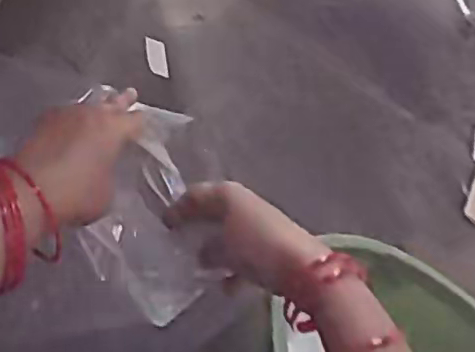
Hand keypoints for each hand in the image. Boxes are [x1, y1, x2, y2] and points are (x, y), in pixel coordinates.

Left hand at [12, 90, 143, 227]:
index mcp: (111, 129)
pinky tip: (77, 118)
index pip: (133, 121)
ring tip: (104, 104)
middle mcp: (89, 114)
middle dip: (121, 100)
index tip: (147, 118)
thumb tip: (105, 161)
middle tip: (131, 93)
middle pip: (109, 104)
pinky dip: (76, 115)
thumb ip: (111, 168)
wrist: (32, 185)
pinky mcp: (46, 118)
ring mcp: (65, 113)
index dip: (141, 120)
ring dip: (97, 106)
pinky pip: (68, 112)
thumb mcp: (108, 188)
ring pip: (87, 105)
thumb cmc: (79, 192)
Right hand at [165, 182, 328, 293]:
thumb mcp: (223, 248)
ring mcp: (260, 220)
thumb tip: (199, 253)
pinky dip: (235, 261)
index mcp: (225, 191)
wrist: (310, 270)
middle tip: (181, 237)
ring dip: (216, 246)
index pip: (193, 195)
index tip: (164, 222)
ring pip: (229, 231)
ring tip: (202, 263)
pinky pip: (246, 248)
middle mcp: (241, 200)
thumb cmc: (257, 247)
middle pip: (212, 211)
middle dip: (197, 224)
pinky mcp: (276, 242)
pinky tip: (227, 282)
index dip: (177, 209)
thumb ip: (206, 249)